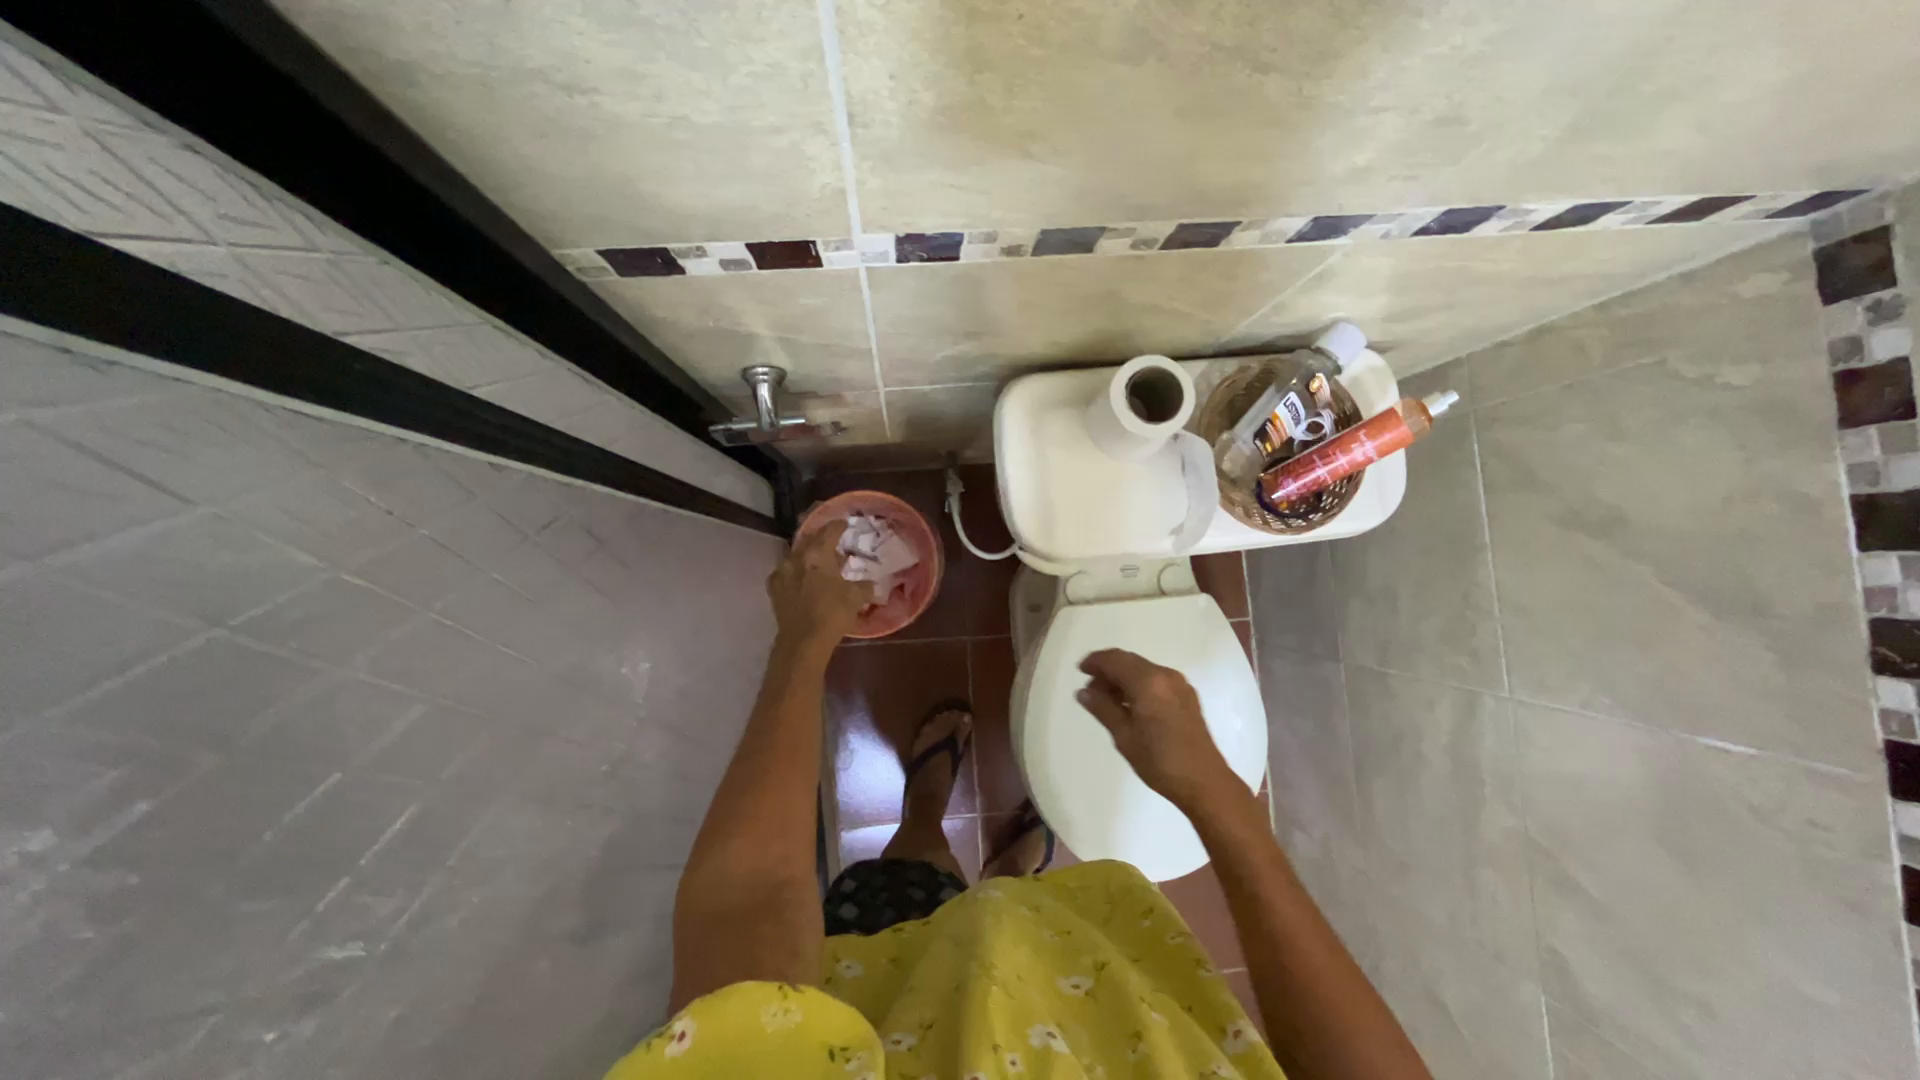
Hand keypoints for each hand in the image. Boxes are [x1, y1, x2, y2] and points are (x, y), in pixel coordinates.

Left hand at [768, 521, 869, 646]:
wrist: (803, 640)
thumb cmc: (833, 614)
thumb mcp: (855, 598)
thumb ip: (865, 586)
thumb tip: (872, 584)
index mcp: (817, 554)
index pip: (829, 531)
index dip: (838, 526)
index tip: (845, 524)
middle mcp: (796, 557)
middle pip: (809, 540)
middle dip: (821, 540)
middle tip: (833, 544)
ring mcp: (782, 572)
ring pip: (796, 556)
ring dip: (808, 556)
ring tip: (819, 564)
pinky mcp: (774, 588)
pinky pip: (785, 572)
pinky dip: (795, 572)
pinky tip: (801, 579)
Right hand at [1076, 648, 1236, 810]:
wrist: (1204, 781)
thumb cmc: (1159, 761)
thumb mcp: (1124, 736)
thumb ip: (1102, 708)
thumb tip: (1083, 692)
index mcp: (1148, 682)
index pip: (1115, 660)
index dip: (1095, 662)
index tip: (1079, 671)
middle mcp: (1165, 675)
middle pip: (1129, 661)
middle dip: (1107, 670)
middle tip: (1090, 690)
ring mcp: (1179, 684)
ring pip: (1143, 670)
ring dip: (1123, 678)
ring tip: (1107, 701)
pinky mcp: (1187, 696)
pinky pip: (1156, 680)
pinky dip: (1138, 685)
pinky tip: (1130, 705)